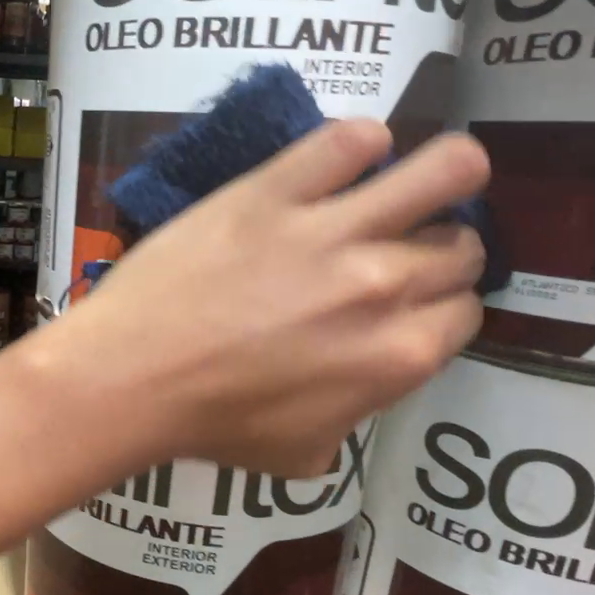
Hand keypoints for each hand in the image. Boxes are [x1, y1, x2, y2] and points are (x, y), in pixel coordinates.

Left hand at [18, 120, 488, 478]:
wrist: (130, 379)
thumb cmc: (212, 425)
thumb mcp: (303, 453)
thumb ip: (356, 414)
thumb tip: (365, 385)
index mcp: (397, 359)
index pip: (463, 313)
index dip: (441, 308)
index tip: (412, 305)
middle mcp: (384, 287)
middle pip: (458, 248)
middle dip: (440, 251)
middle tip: (398, 254)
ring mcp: (332, 231)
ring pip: (445, 171)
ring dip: (450, 174)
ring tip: (426, 181)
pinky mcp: (275, 190)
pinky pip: (347, 140)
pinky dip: (361, 141)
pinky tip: (350, 158)